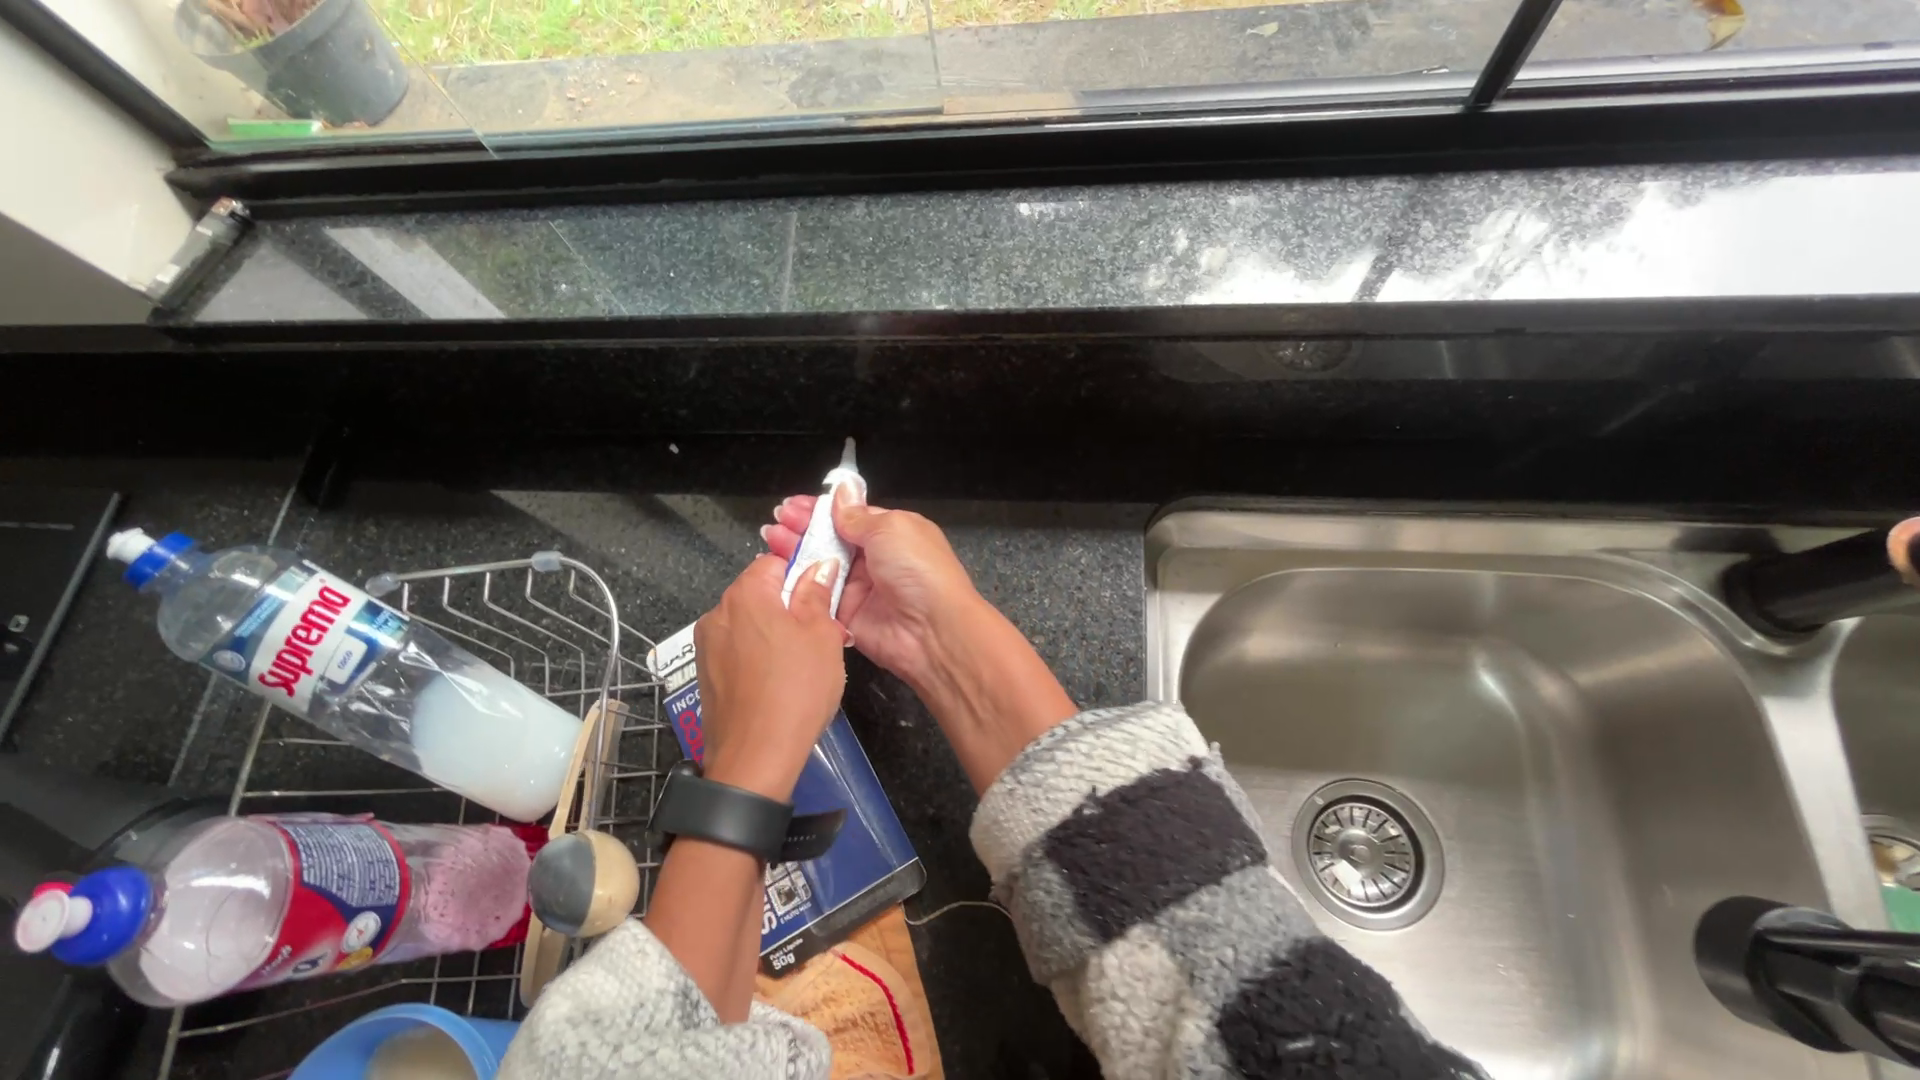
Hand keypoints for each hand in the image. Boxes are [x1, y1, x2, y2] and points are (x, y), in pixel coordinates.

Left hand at [691, 554, 845, 801]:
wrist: (755, 757)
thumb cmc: (796, 690)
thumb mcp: (822, 636)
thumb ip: (817, 594)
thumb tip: (819, 565)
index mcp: (746, 595)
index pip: (775, 562)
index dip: (802, 574)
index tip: (822, 597)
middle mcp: (718, 613)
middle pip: (760, 593)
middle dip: (789, 606)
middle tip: (819, 635)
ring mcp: (707, 645)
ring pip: (749, 624)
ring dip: (774, 633)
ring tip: (801, 664)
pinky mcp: (706, 674)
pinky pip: (737, 651)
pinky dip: (757, 657)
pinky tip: (778, 682)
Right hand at [764, 487, 982, 686]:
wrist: (932, 630)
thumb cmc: (918, 570)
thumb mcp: (891, 529)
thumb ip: (858, 515)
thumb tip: (841, 491)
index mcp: (891, 532)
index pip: (849, 516)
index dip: (820, 510)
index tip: (793, 505)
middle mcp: (874, 558)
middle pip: (830, 539)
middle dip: (802, 528)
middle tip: (777, 520)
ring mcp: (858, 588)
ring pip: (819, 565)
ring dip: (794, 551)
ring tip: (771, 538)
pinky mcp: (844, 615)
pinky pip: (817, 596)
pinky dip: (796, 583)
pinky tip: (775, 569)